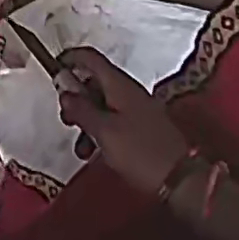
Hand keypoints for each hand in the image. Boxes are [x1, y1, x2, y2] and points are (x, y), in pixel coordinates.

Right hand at [56, 47, 191, 195]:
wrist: (185, 183)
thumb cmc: (140, 151)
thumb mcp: (103, 130)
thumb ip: (80, 107)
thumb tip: (63, 87)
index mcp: (118, 84)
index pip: (89, 57)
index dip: (69, 58)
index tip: (53, 71)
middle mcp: (127, 90)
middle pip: (94, 80)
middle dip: (75, 96)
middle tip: (66, 117)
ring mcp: (137, 109)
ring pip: (102, 103)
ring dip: (86, 119)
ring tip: (80, 145)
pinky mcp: (143, 127)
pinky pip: (113, 119)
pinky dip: (100, 130)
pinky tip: (95, 152)